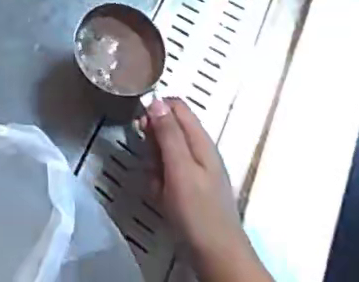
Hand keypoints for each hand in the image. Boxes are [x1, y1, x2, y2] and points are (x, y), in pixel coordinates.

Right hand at [144, 98, 269, 281]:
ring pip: (166, 152)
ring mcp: (197, 170)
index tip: (141, 126)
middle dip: (154, 141)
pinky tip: (161, 197)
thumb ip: (168, 133)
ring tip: (156, 183)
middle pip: (170, 127)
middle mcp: (200, 149)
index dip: (156, 109)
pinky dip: (161, 182)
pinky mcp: (191, 189)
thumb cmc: (198, 211)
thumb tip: (156, 100)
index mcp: (200, 139)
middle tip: (150, 160)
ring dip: (155, 164)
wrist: (218, 258)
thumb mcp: (179, 168)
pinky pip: (169, 174)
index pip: (176, 106)